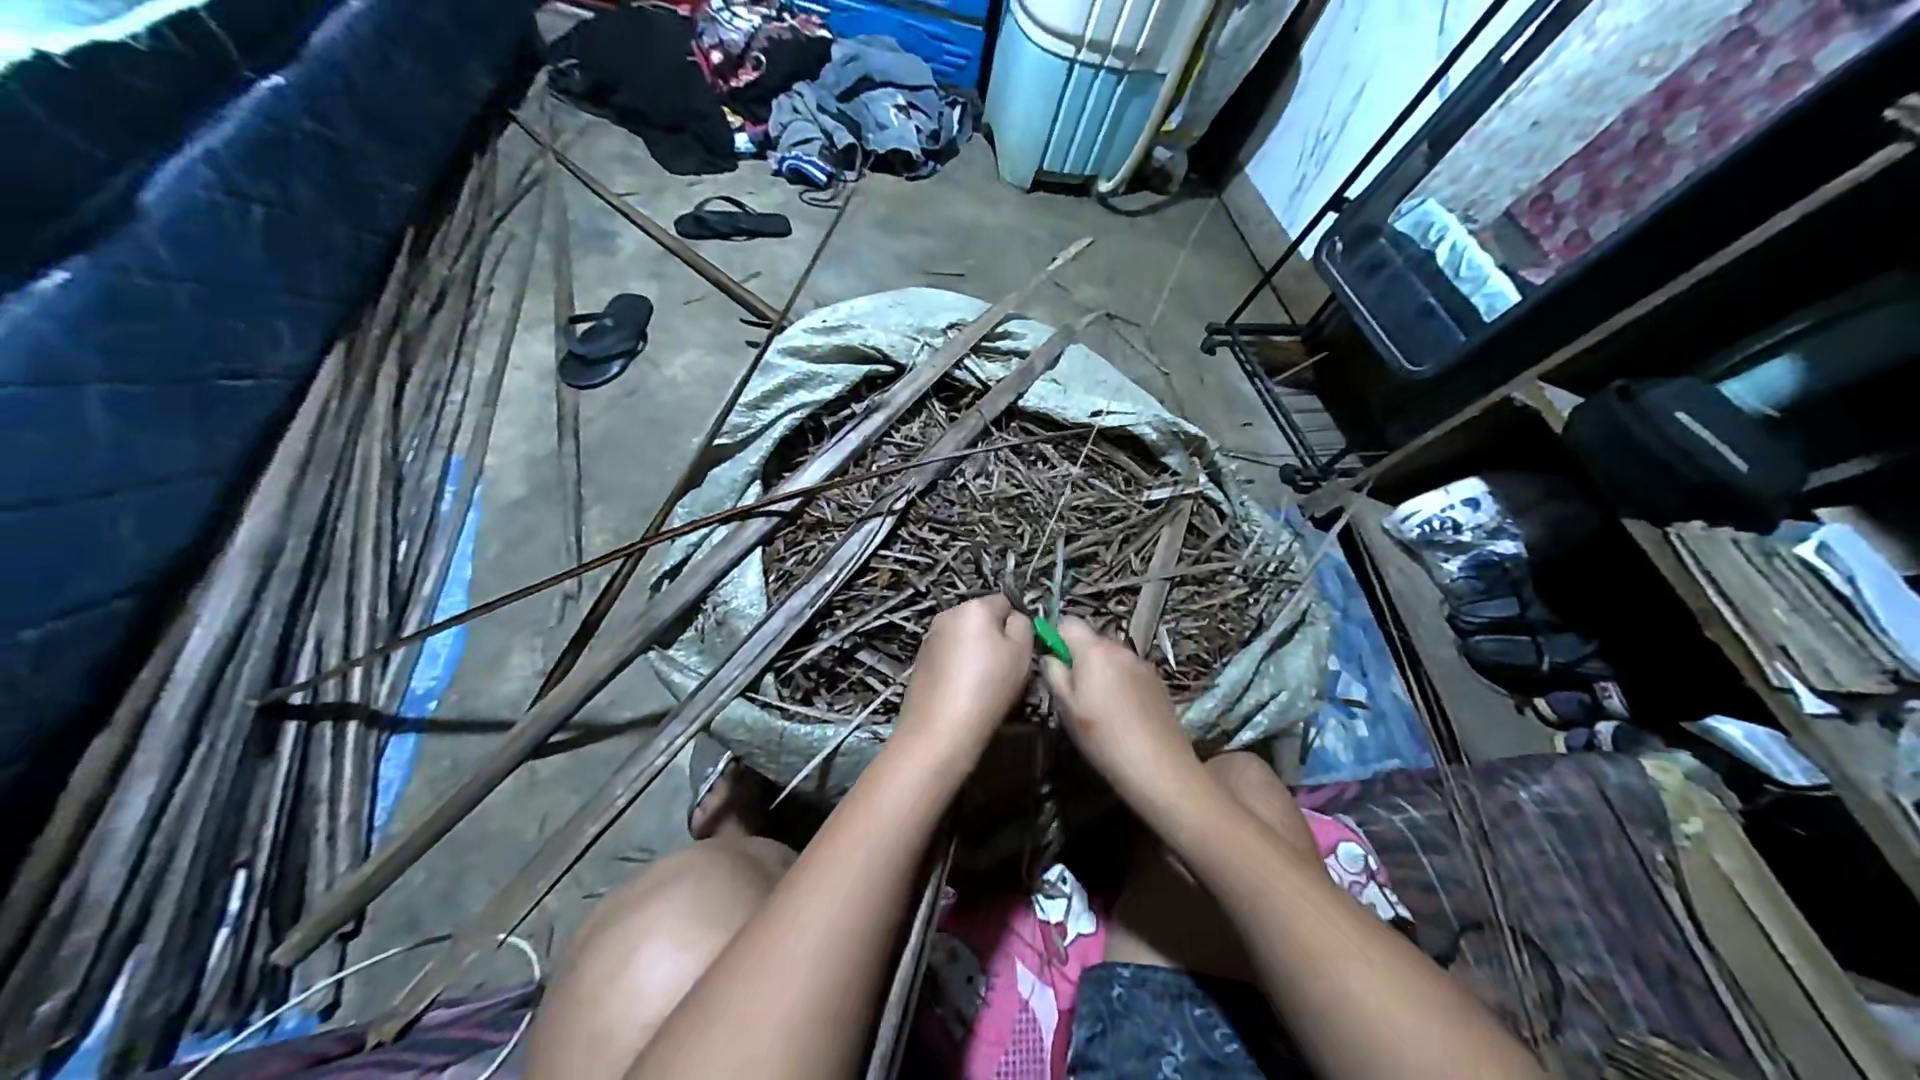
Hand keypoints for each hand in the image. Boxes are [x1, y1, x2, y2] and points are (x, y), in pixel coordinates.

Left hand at [892, 595, 1032, 772]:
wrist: (939, 729)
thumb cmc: (988, 686)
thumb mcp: (1022, 653)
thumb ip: (1023, 626)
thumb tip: (1013, 620)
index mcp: (973, 607)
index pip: (1005, 603)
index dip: (1016, 627)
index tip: (1019, 654)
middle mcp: (947, 615)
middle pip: (982, 621)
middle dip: (994, 639)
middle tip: (1003, 671)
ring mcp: (929, 639)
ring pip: (964, 640)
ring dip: (974, 655)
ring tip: (981, 687)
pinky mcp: (919, 662)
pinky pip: (948, 658)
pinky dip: (957, 669)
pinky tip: (961, 694)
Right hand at [1040, 617, 1200, 801]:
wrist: (1158, 766)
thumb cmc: (1103, 737)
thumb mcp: (1067, 708)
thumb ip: (1054, 674)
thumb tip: (1050, 657)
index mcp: (1095, 651)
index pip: (1069, 622)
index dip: (1056, 637)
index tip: (1055, 663)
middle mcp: (1121, 649)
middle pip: (1092, 639)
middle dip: (1080, 657)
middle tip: (1075, 692)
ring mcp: (1143, 664)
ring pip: (1112, 656)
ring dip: (1102, 670)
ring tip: (1100, 706)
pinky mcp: (1158, 681)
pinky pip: (1129, 671)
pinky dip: (1121, 682)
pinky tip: (1123, 712)